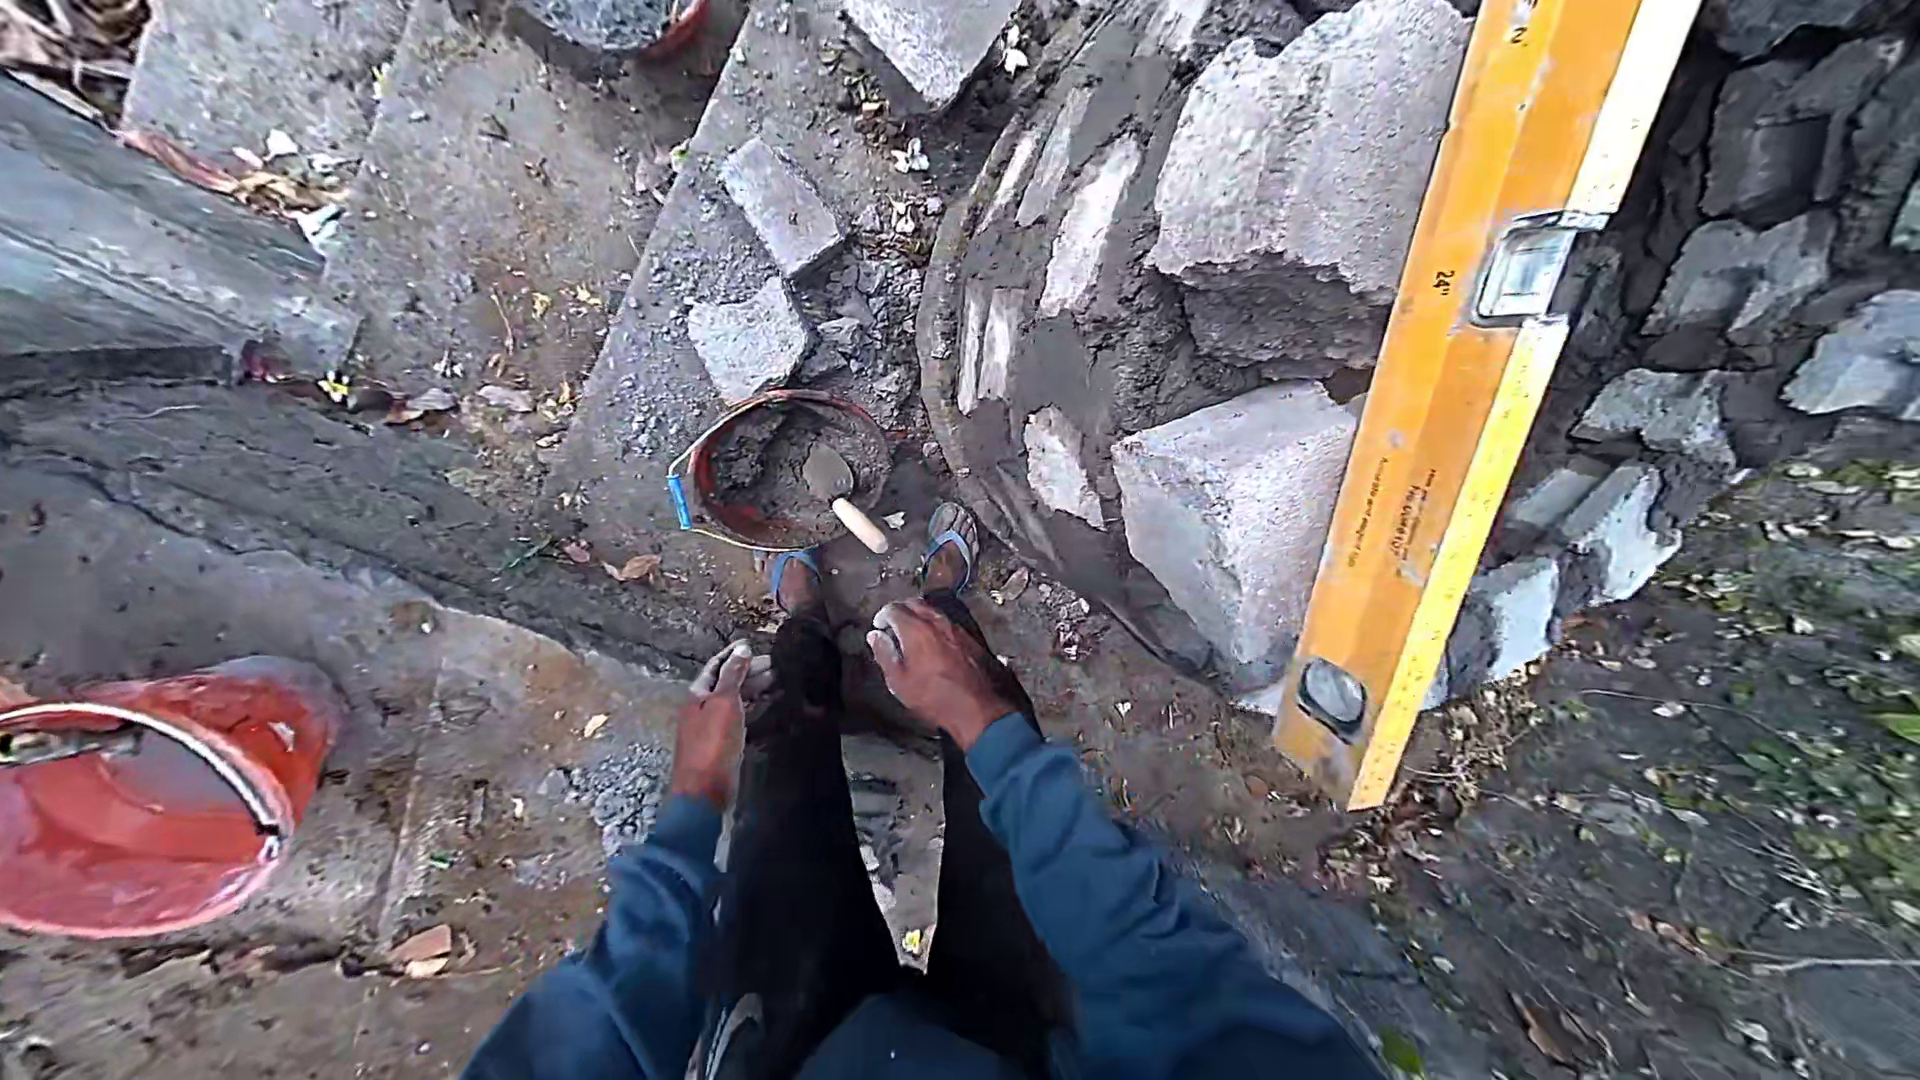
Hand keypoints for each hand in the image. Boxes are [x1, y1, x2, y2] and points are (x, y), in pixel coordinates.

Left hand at [669, 641, 761, 806]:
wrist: (705, 789)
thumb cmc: (713, 742)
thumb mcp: (724, 701)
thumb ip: (733, 675)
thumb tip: (742, 649)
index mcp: (698, 693)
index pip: (717, 666)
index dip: (734, 654)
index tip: (754, 645)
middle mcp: (704, 705)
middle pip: (728, 681)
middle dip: (750, 670)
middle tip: (777, 664)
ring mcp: (715, 724)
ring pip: (737, 698)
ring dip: (756, 687)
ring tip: (780, 680)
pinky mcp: (726, 740)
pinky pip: (743, 715)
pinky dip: (757, 706)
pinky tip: (773, 703)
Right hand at [867, 600, 1018, 748]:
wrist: (976, 707)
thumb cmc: (936, 698)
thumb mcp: (899, 681)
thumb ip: (884, 654)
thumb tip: (875, 637)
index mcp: (916, 630)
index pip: (894, 609)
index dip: (882, 615)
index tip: (879, 625)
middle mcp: (936, 623)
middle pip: (914, 603)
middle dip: (900, 609)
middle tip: (892, 623)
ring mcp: (955, 628)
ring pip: (932, 610)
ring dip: (919, 615)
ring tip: (911, 632)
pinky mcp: (968, 637)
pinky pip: (947, 622)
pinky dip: (934, 624)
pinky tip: (932, 641)